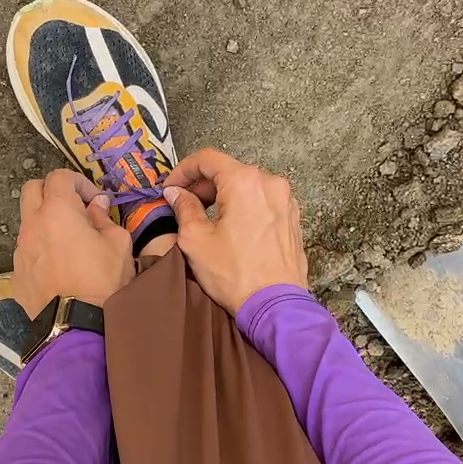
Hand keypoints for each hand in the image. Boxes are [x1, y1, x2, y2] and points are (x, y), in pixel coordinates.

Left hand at [13, 170, 135, 317]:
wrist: (75, 326)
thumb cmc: (102, 282)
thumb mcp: (118, 245)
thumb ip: (105, 218)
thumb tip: (96, 206)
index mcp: (57, 211)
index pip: (59, 177)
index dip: (79, 182)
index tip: (95, 201)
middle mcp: (32, 225)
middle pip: (32, 189)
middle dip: (53, 191)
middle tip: (76, 209)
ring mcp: (21, 249)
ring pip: (28, 221)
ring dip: (46, 221)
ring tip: (70, 241)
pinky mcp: (17, 272)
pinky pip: (27, 249)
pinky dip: (41, 247)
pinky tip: (60, 266)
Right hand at [161, 148, 308, 314]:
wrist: (275, 305)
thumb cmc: (233, 273)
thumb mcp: (196, 240)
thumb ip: (184, 208)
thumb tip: (175, 193)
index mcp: (244, 182)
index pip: (207, 158)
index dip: (182, 170)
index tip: (170, 188)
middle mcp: (270, 182)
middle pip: (228, 170)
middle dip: (202, 185)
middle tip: (183, 204)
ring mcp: (285, 199)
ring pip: (246, 185)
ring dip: (222, 195)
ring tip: (205, 217)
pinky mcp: (292, 217)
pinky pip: (261, 200)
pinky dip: (242, 205)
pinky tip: (230, 226)